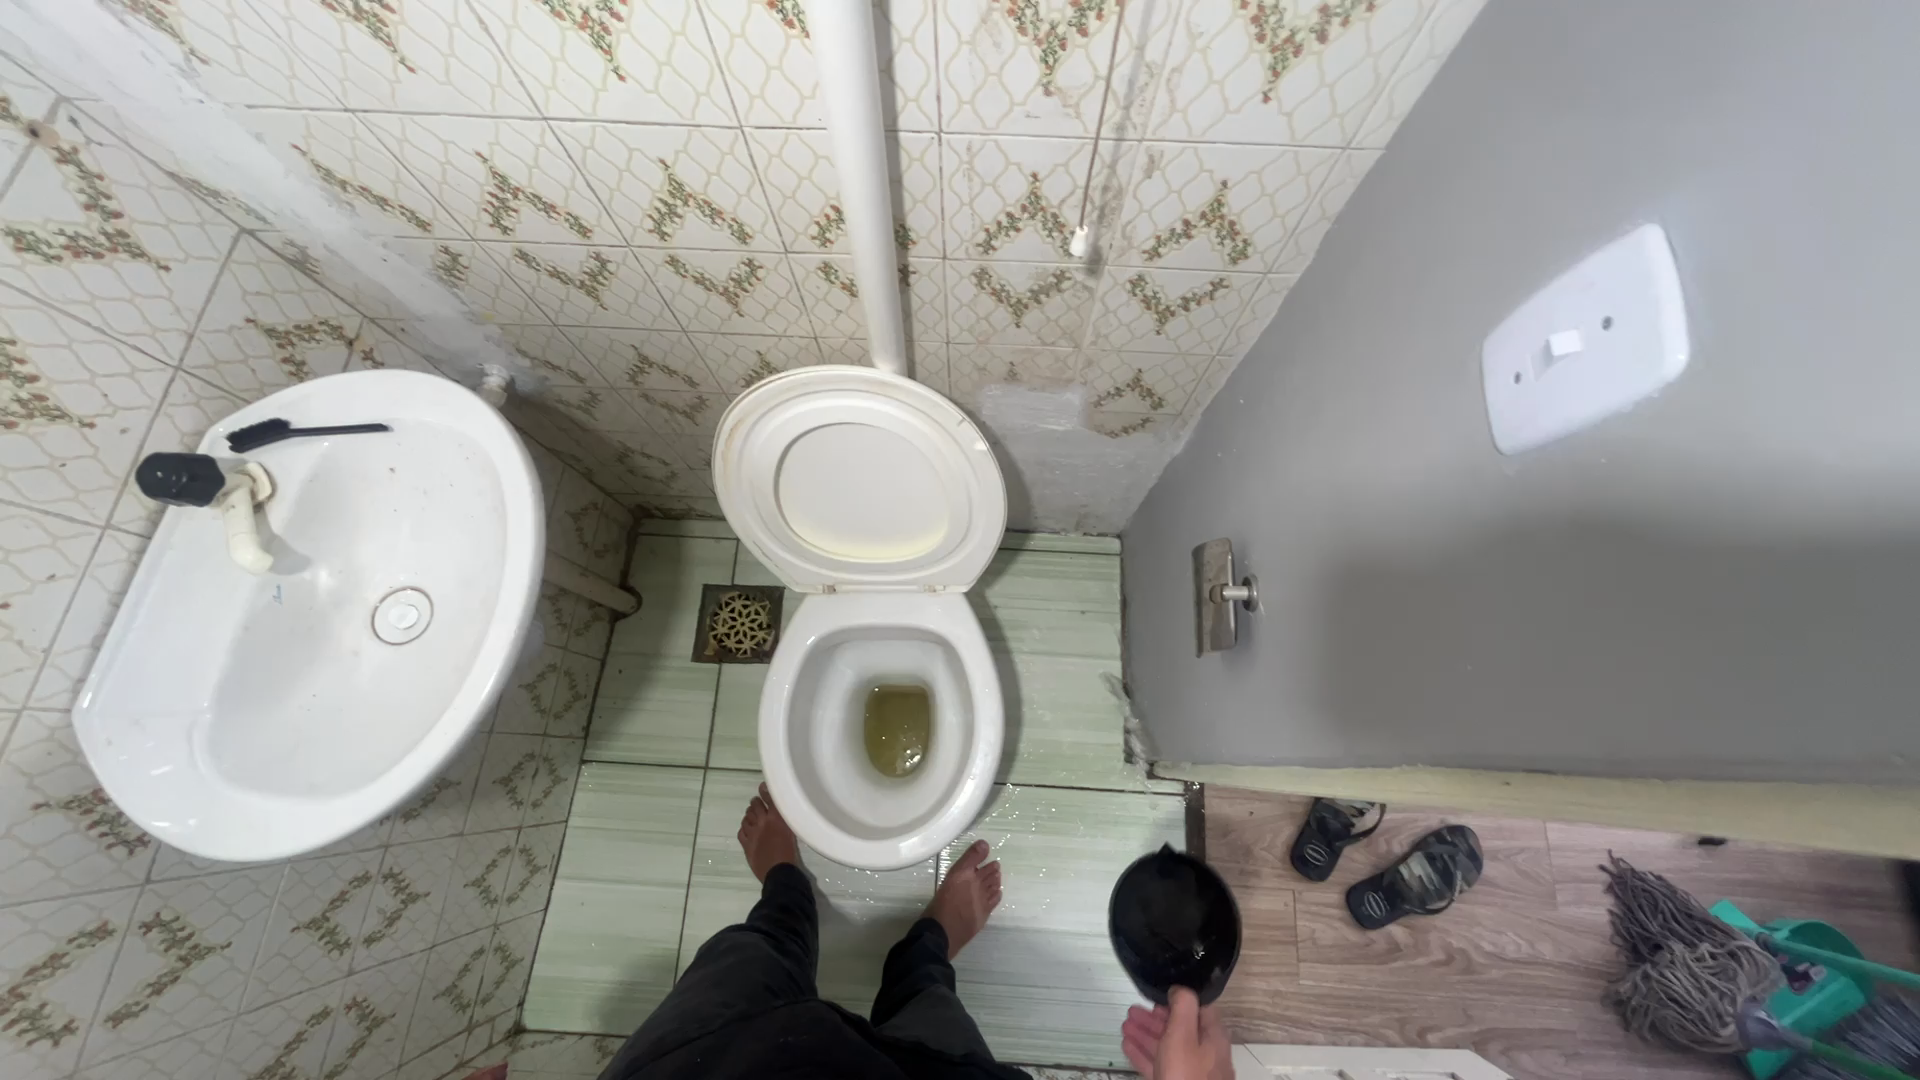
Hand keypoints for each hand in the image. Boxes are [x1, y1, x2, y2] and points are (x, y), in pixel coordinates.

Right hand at [1121, 987, 1232, 1079]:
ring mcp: (1192, 1075)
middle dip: (1154, 1018)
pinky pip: (1159, 1066)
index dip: (1177, 999)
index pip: (1199, 1009)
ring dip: (1145, 1034)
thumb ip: (1182, 1006)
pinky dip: (1143, 1055)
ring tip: (1124, 1025)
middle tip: (1132, 1009)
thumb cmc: (1186, 1076)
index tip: (1156, 993)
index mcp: (1213, 1038)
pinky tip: (1127, 1046)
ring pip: (1167, 1047)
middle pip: (1179, 1028)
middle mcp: (1205, 1055)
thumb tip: (1180, 988)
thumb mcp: (1183, 1034)